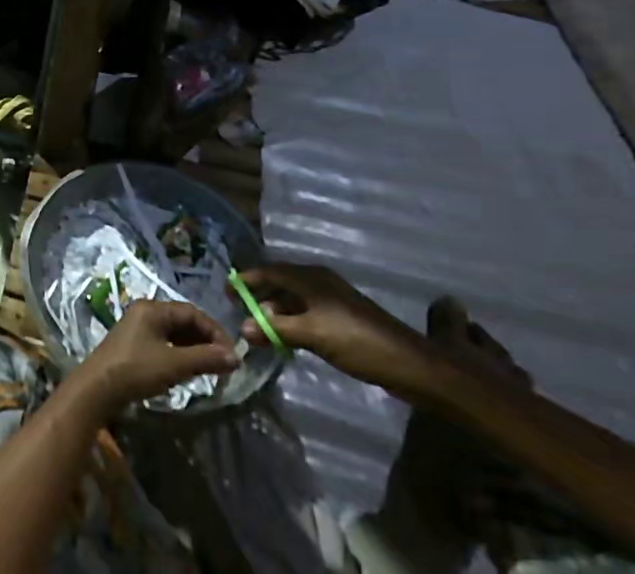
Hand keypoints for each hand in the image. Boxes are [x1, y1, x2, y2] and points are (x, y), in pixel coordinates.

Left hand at [68, 299, 238, 415]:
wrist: (96, 389)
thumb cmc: (135, 370)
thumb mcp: (174, 364)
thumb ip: (205, 359)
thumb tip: (236, 358)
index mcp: (152, 308)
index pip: (192, 312)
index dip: (215, 331)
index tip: (231, 353)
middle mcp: (145, 312)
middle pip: (183, 321)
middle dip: (206, 340)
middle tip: (223, 362)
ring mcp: (138, 328)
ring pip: (174, 333)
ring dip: (194, 348)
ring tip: (211, 367)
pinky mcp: (134, 345)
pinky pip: (165, 343)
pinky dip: (180, 353)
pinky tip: (189, 369)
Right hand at [233, 265, 433, 387]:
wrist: (409, 364)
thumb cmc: (357, 341)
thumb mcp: (312, 334)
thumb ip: (276, 329)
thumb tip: (242, 328)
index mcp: (312, 279)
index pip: (269, 271)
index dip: (246, 280)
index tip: (225, 293)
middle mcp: (319, 283)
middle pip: (280, 284)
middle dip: (258, 297)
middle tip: (238, 314)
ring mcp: (330, 301)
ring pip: (292, 301)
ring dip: (274, 313)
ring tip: (256, 330)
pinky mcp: (339, 319)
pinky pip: (304, 314)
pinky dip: (289, 323)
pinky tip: (282, 339)